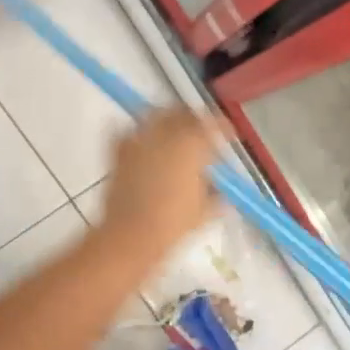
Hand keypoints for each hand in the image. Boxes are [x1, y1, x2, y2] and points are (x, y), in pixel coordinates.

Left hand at [99, 109, 222, 255]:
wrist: (131, 235)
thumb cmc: (173, 224)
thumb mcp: (204, 210)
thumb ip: (216, 192)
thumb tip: (219, 188)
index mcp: (192, 147)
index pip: (211, 125)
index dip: (222, 127)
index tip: (229, 134)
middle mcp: (165, 136)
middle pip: (183, 114)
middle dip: (195, 120)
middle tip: (202, 132)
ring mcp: (139, 140)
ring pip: (157, 117)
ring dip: (168, 120)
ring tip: (174, 133)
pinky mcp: (119, 150)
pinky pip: (131, 132)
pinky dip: (140, 134)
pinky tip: (145, 143)